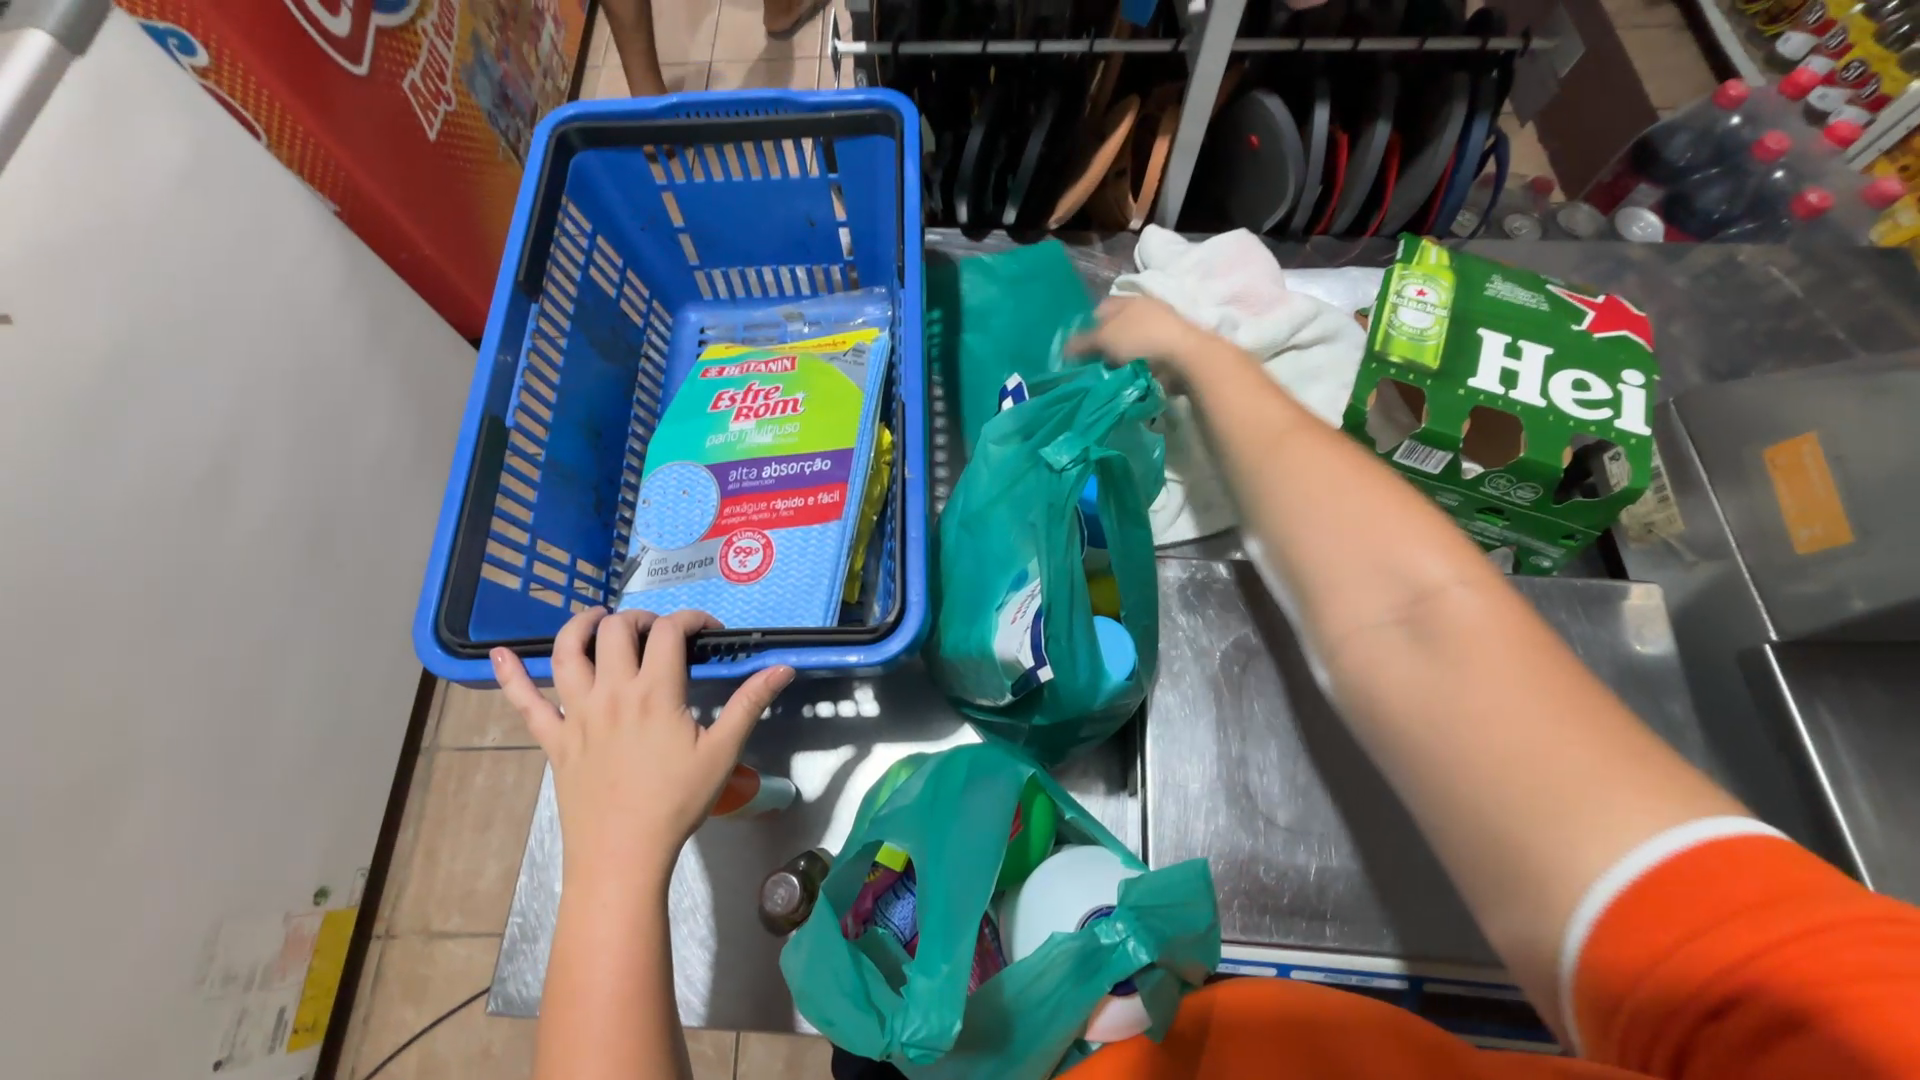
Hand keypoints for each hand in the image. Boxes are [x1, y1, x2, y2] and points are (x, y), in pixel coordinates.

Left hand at [493, 609, 795, 889]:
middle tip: (658, 630)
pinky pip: (524, 702)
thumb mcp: (723, 751)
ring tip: (596, 618)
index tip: (709, 630)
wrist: (623, 853)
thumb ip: (750, 703)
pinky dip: (508, 675)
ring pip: (567, 653)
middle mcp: (611, 691)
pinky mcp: (552, 738)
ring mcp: (575, 713)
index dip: (692, 619)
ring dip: (580, 626)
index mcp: (655, 692)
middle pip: (617, 631)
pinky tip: (496, 653)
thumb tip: (783, 667)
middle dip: (640, 618)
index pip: (670, 632)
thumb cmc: (677, 801)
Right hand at [1067, 295, 1213, 373]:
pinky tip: (1129, 379)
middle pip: (1115, 328)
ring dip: (1119, 360)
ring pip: (1129, 345)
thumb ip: (1082, 342)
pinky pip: (1144, 359)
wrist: (1186, 358)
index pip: (1099, 310)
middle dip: (1102, 347)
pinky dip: (1135, 368)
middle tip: (1092, 366)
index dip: (1086, 328)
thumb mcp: (1104, 338)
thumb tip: (1065, 349)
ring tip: (1110, 376)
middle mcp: (1144, 310)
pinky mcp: (1171, 350)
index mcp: (1129, 300)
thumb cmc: (1141, 340)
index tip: (1080, 350)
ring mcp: (1160, 330)